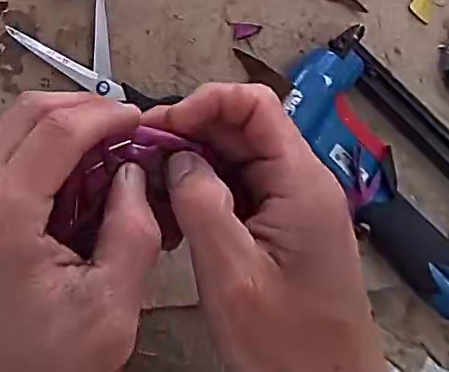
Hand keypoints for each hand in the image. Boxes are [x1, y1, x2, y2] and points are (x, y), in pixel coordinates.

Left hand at [0, 93, 161, 371]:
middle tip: (121, 127)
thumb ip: (133, 232)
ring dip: (64, 122)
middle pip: (32, 108)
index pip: (60, 128)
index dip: (107, 114)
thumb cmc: (28, 367)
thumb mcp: (106, 312)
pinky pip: (3, 144)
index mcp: (0, 216)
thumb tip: (133, 173)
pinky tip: (69, 169)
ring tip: (100, 147)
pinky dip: (42, 141)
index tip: (136, 121)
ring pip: (16, 120)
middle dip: (86, 107)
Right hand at [145, 84, 382, 371]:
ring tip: (154, 183)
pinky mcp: (282, 222)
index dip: (208, 102)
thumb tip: (177, 157)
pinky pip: (240, 185)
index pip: (256, 105)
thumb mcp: (234, 279)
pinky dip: (205, 189)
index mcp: (301, 182)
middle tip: (147, 151)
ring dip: (195, 161)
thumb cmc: (294, 352)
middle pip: (243, 127)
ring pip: (237, 155)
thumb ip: (202, 206)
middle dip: (192, 130)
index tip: (167, 123)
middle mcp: (302, 181)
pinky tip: (177, 211)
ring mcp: (293, 201)